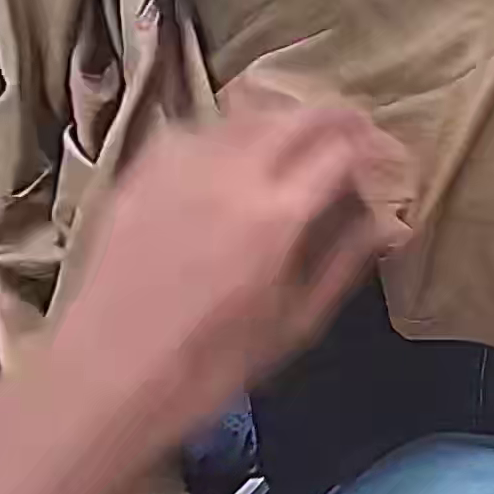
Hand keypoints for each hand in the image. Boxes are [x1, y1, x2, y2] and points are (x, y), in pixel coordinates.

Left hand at [0, 100, 408, 493]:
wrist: (102, 380)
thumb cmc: (212, 365)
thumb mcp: (295, 324)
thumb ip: (346, 261)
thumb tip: (391, 223)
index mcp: (277, 217)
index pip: (341, 150)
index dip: (371, 144)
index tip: (383, 153)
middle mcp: (232, 175)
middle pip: (297, 116)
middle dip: (337, 116)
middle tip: (354, 131)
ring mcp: (179, 167)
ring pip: (247, 113)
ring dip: (286, 117)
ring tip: (301, 136)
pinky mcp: (141, 172)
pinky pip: (197, 127)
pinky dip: (232, 129)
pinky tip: (235, 150)